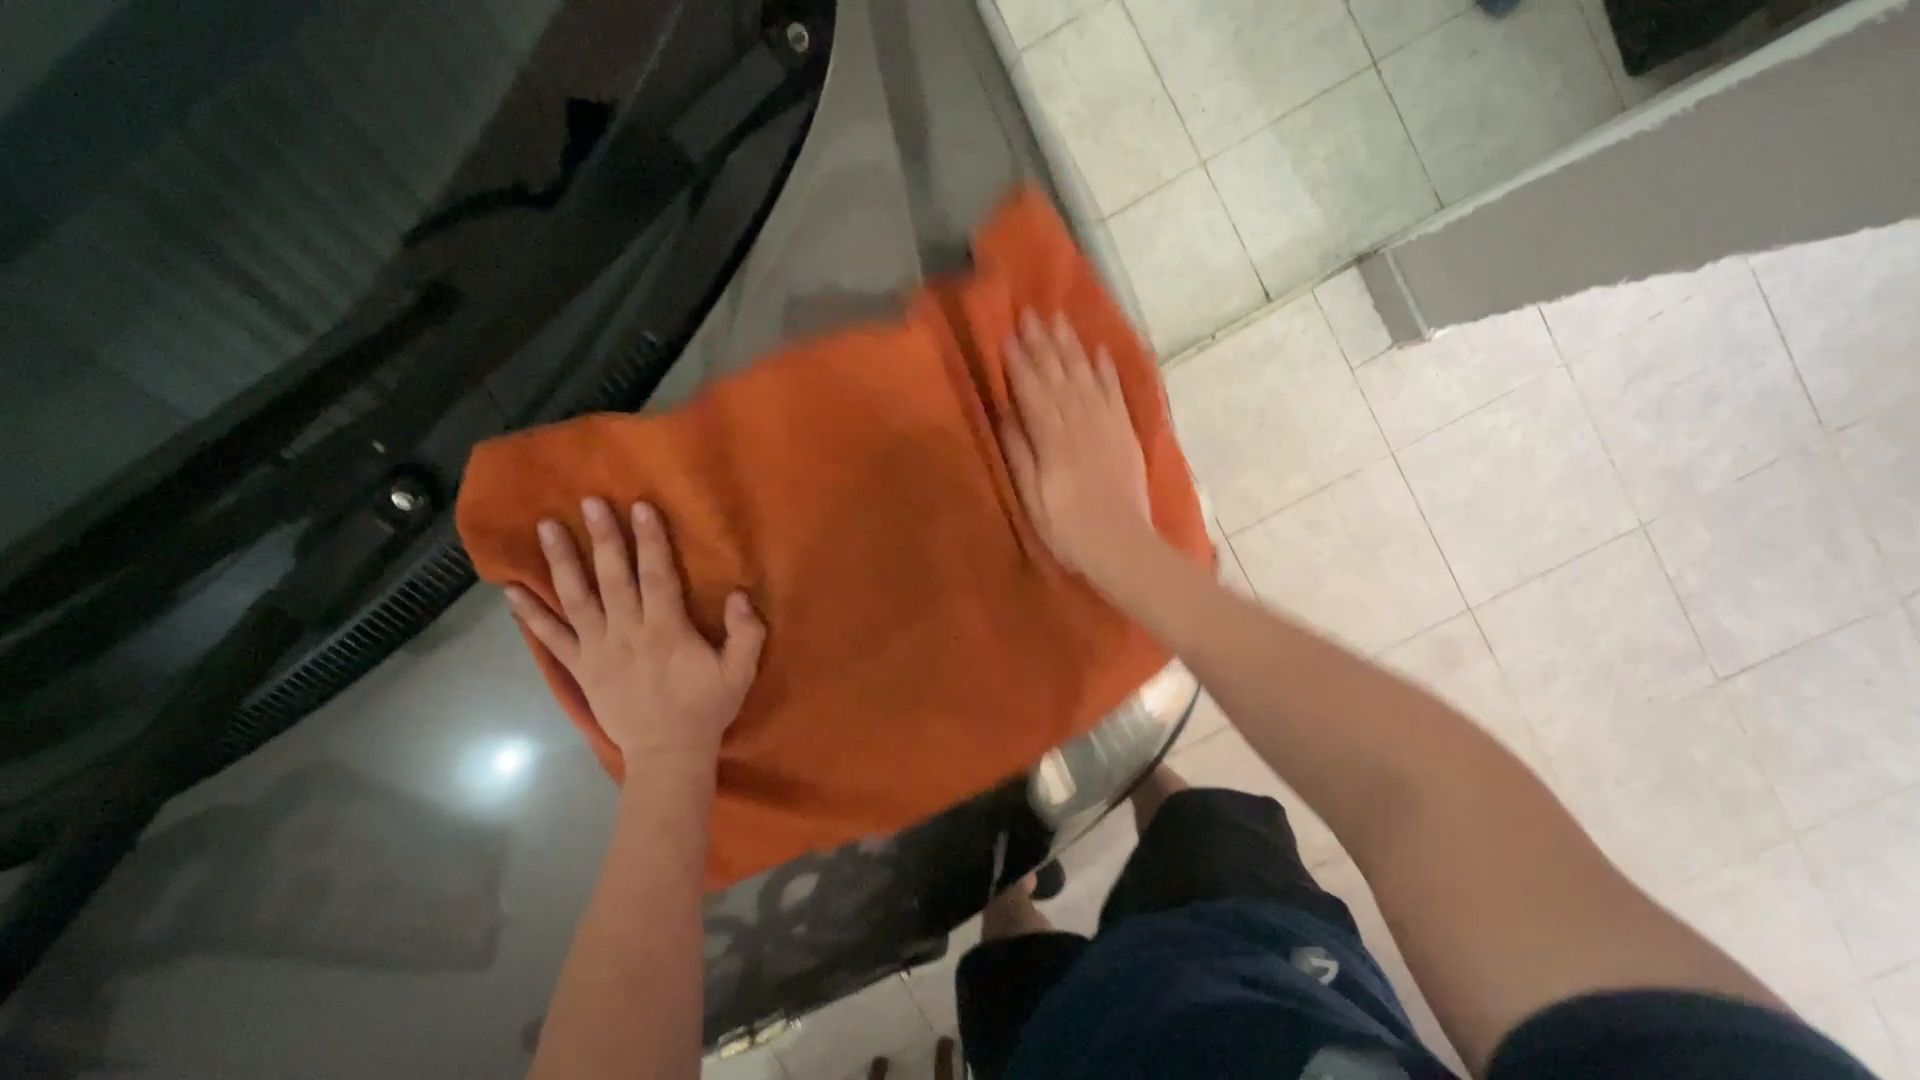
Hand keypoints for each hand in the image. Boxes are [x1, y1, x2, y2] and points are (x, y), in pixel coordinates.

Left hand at [505, 497, 764, 767]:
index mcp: (666, 631)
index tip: (640, 507)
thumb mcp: (740, 673)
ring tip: (546, 527)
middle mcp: (627, 633)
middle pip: (613, 578)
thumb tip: (739, 594)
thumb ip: (745, 634)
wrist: (668, 753)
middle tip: (589, 502)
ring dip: (561, 561)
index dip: (650, 540)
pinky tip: (511, 591)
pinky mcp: (581, 667)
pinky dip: (531, 615)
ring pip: (576, 598)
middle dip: (603, 538)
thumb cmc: (706, 709)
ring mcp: (598, 650)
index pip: (657, 576)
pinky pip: (552, 638)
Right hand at [999, 310, 1157, 584]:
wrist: (1122, 546)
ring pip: (1085, 376)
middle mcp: (1080, 424)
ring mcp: (1106, 425)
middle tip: (1031, 313)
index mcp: (1052, 441)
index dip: (1019, 363)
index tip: (1006, 336)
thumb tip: (1005, 413)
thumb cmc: (1068, 530)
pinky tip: (1098, 351)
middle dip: (1043, 344)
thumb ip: (1020, 453)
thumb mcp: (1032, 498)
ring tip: (1060, 320)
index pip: (1032, 392)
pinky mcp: (1125, 433)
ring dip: (1072, 347)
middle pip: (1058, 376)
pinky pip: (1114, 393)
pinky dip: (1106, 370)